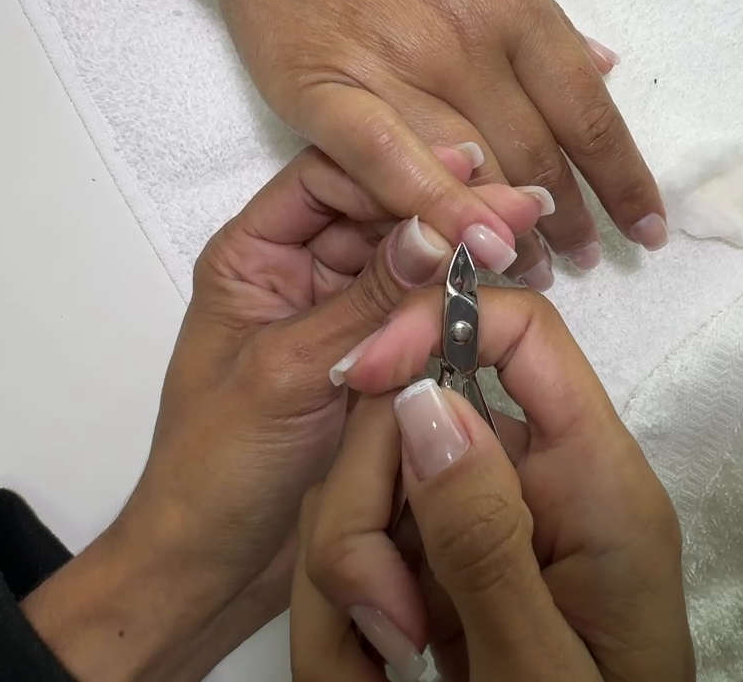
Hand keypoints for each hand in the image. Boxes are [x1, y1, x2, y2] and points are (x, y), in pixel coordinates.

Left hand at [18, 146, 547, 681]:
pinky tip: (506, 275)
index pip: (330, 178)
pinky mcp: (371, 345)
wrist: (214, 569)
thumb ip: (366, 302)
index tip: (467, 187)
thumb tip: (438, 230)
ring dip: (461, 241)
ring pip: (405, 251)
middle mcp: (299, 264)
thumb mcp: (289, 375)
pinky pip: (418, 301)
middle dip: (444, 205)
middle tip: (518, 205)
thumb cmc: (218, 471)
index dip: (396, 173)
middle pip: (376, 208)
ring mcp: (338, 305)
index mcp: (255, 252)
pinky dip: (460, 289)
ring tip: (528, 228)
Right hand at [66, 0, 668, 286]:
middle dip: (571, 219)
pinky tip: (475, 253)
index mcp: (515, 4)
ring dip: (515, 233)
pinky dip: (438, 213)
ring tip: (536, 270)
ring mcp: (398, 67)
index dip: (626, 180)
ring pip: (477, 171)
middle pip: (541, 155)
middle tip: (586, 260)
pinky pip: (389, 165)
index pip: (591, 113)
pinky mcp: (324, 91)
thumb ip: (541, 21)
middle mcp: (470, 42)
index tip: (648, 228)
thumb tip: (605, 69)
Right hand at [291, 288, 692, 679]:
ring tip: (382, 667)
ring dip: (349, 570)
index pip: (527, 334)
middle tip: (386, 623)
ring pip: (371, 476)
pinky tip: (373, 670)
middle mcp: (534, 479)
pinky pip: (360, 535)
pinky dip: (342, 604)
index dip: (440, 322)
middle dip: (368, 506)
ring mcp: (479, 517)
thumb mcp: (541, 673)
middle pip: (418, 409)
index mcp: (594, 480)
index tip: (364, 376)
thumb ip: (487, 538)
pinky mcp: (437, 557)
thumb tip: (425, 400)